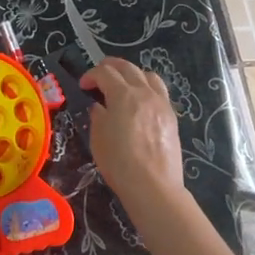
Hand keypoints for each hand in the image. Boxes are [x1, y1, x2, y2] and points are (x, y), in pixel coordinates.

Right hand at [80, 57, 184, 212]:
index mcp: (123, 95)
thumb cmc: (120, 163)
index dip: (91, 75)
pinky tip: (141, 101)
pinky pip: (159, 90)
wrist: (153, 187)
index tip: (83, 86)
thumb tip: (100, 107)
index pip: (104, 72)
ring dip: (131, 73)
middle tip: (99, 76)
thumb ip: (98, 115)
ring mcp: (161, 103)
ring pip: (147, 75)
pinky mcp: (171, 116)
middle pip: (127, 67)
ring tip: (123, 84)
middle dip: (110, 67)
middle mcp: (144, 92)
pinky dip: (147, 87)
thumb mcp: (98, 138)